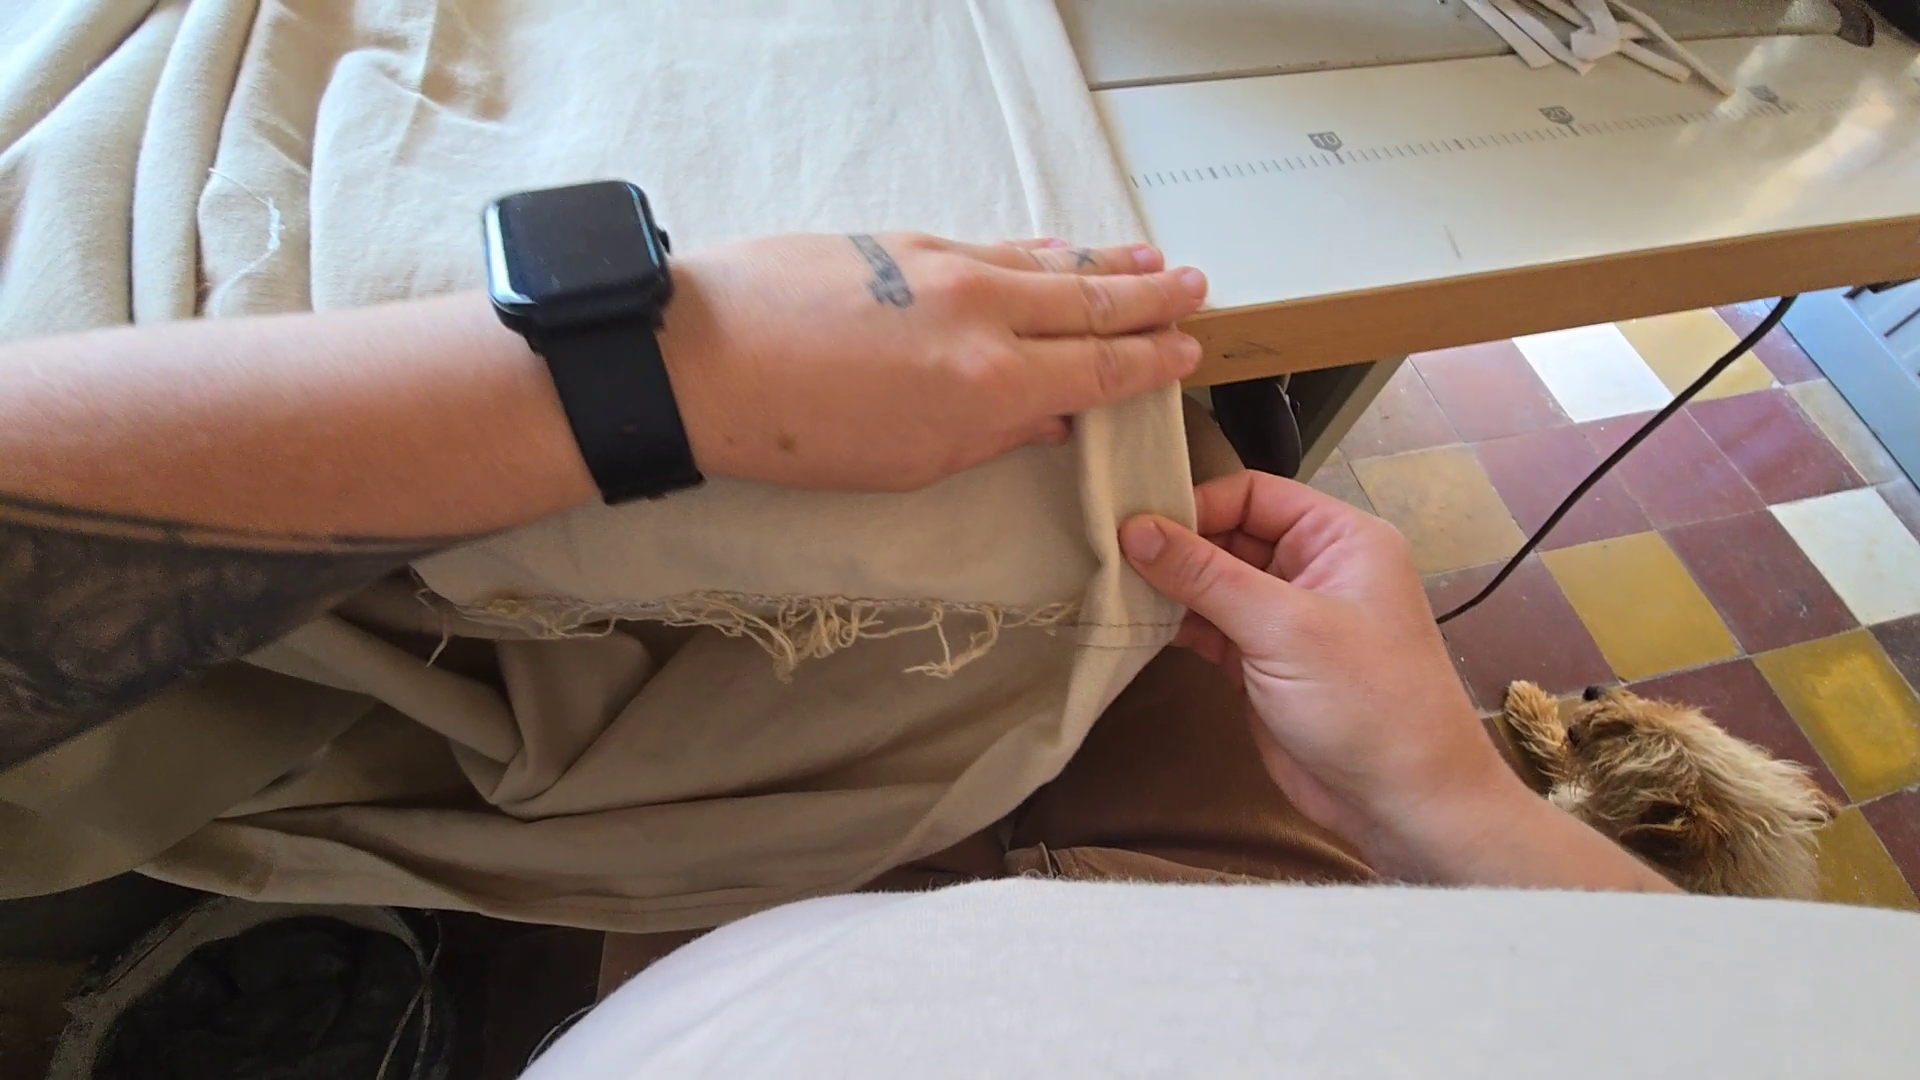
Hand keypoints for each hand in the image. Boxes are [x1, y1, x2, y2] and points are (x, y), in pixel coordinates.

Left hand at [658, 233, 1206, 490]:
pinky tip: (1058, 250)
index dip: (1150, 360)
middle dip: (1151, 297)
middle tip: (1197, 286)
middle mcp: (985, 310)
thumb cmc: (804, 436)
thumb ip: (995, 434)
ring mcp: (945, 263)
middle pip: (1090, 301)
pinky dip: (1039, 251)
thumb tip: (1052, 418)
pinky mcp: (905, 238)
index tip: (1187, 349)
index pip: (1099, 366)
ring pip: (1048, 261)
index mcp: (993, 382)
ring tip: (1151, 259)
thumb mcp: (911, 463)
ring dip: (1106, 263)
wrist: (705, 358)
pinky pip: (995, 244)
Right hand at [1116, 471, 1530, 881]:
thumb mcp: (1281, 627)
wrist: (1398, 806)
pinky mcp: (1257, 657)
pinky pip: (1206, 624)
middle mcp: (1308, 567)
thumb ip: (1203, 574)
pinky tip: (1134, 622)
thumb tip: (1132, 528)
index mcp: (1336, 538)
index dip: (1196, 506)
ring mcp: (1280, 615)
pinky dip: (1173, 623)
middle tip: (1111, 556)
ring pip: (1210, 582)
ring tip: (1113, 588)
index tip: (1137, 526)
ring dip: (1167, 587)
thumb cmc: (1361, 700)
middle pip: (1225, 536)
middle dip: (1174, 548)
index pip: (1252, 495)